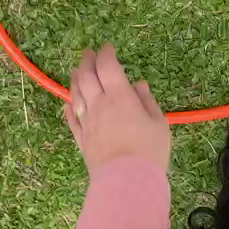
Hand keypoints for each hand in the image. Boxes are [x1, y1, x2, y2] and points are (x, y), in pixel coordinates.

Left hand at [65, 44, 170, 174]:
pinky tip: (69, 103)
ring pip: (76, 95)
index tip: (108, 47)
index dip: (106, 54)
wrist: (127, 182)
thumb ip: (147, 102)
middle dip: (87, 62)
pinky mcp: (81, 140)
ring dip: (76, 80)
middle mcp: (99, 105)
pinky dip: (69, 107)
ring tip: (77, 71)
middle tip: (89, 53)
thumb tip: (138, 86)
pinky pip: (71, 119)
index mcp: (120, 97)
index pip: (108, 67)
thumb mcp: (159, 123)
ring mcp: (87, 122)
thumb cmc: (149, 151)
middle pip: (87, 77)